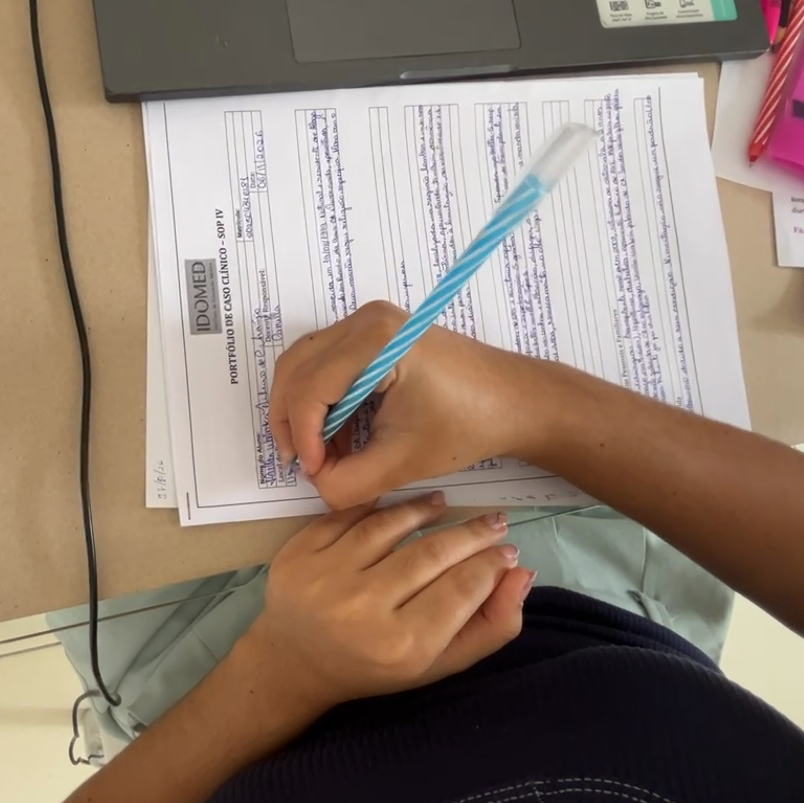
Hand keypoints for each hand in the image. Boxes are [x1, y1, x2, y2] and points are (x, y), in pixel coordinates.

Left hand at [238, 492, 534, 713]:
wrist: (293, 661)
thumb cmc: (374, 667)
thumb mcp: (436, 663)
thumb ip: (488, 627)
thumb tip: (522, 574)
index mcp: (402, 645)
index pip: (462, 589)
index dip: (492, 564)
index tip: (509, 549)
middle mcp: (363, 608)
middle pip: (431, 554)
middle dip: (471, 533)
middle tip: (494, 520)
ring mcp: (325, 577)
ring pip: (388, 526)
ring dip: (423, 509)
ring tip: (444, 503)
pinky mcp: (298, 554)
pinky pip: (348, 517)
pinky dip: (376, 506)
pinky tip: (397, 502)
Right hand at [270, 301, 565, 508]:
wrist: (514, 401)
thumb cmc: (467, 427)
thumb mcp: (403, 464)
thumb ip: (347, 482)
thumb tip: (314, 483)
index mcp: (374, 341)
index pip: (310, 388)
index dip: (302, 435)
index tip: (314, 473)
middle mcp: (364, 319)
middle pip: (295, 368)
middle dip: (289, 420)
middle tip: (300, 463)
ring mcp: (367, 321)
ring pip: (303, 365)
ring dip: (302, 411)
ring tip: (318, 453)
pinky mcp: (371, 333)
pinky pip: (323, 364)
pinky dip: (320, 401)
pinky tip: (336, 436)